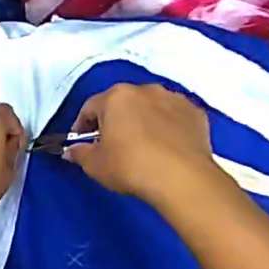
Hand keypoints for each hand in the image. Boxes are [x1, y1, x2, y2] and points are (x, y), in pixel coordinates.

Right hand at [64, 83, 228, 206]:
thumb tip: (71, 152)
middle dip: (114, 119)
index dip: (82, 125)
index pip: (90, 107)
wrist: (183, 179)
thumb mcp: (95, 165)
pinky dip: (167, 126)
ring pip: (150, 106)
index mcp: (116, 97)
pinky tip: (165, 146)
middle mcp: (145, 90)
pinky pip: (174, 116)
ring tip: (141, 144)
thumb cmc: (130, 166)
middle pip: (122, 102)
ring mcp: (174, 99)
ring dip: (142, 119)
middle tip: (111, 143)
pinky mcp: (197, 113)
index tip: (81, 141)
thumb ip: (79, 153)